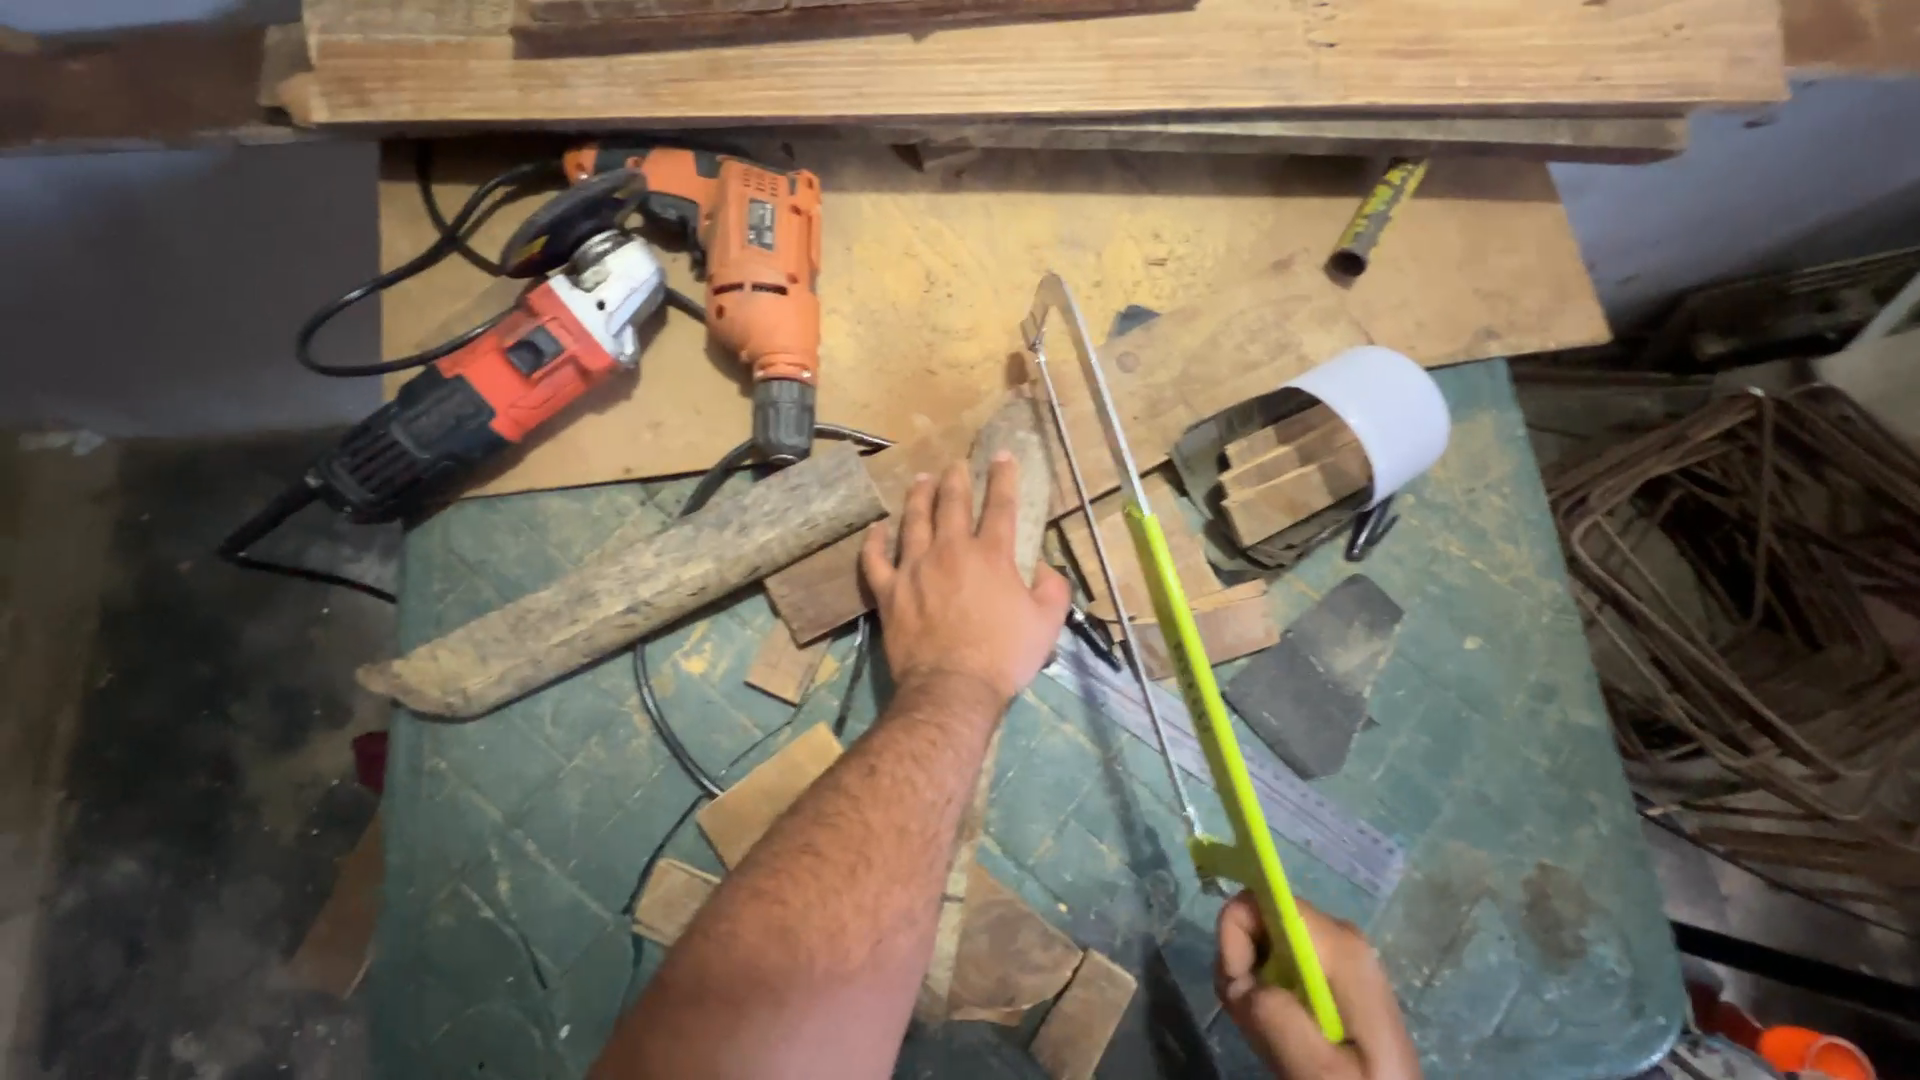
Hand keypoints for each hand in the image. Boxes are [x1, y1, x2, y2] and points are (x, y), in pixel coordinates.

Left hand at [859, 455, 1071, 706]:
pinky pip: (876, 559)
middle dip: (956, 479)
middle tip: (955, 465)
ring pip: (913, 521)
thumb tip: (1040, 566)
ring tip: (921, 480)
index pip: (1000, 506)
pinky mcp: (889, 591)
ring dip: (918, 497)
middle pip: (952, 504)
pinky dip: (875, 541)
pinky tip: (877, 528)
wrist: (954, 687)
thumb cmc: (1005, 656)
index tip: (1001, 456)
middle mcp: (950, 551)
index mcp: (991, 555)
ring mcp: (914, 568)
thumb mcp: (1047, 622)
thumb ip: (1051, 587)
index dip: (1003, 478)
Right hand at [1215, 890, 1420, 1079]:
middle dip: (1243, 967)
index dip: (1236, 940)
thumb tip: (1243, 981)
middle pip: (1260, 919)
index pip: (1259, 901)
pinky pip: (1280, 958)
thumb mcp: (1319, 1072)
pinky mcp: (1336, 967)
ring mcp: (1339, 949)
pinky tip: (1291, 1029)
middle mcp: (1339, 933)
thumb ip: (1275, 1018)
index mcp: (1339, 947)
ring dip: (1254, 985)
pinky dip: (1270, 991)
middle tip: (1258, 1023)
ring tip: (1278, 1034)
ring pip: (1266, 941)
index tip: (1244, 994)